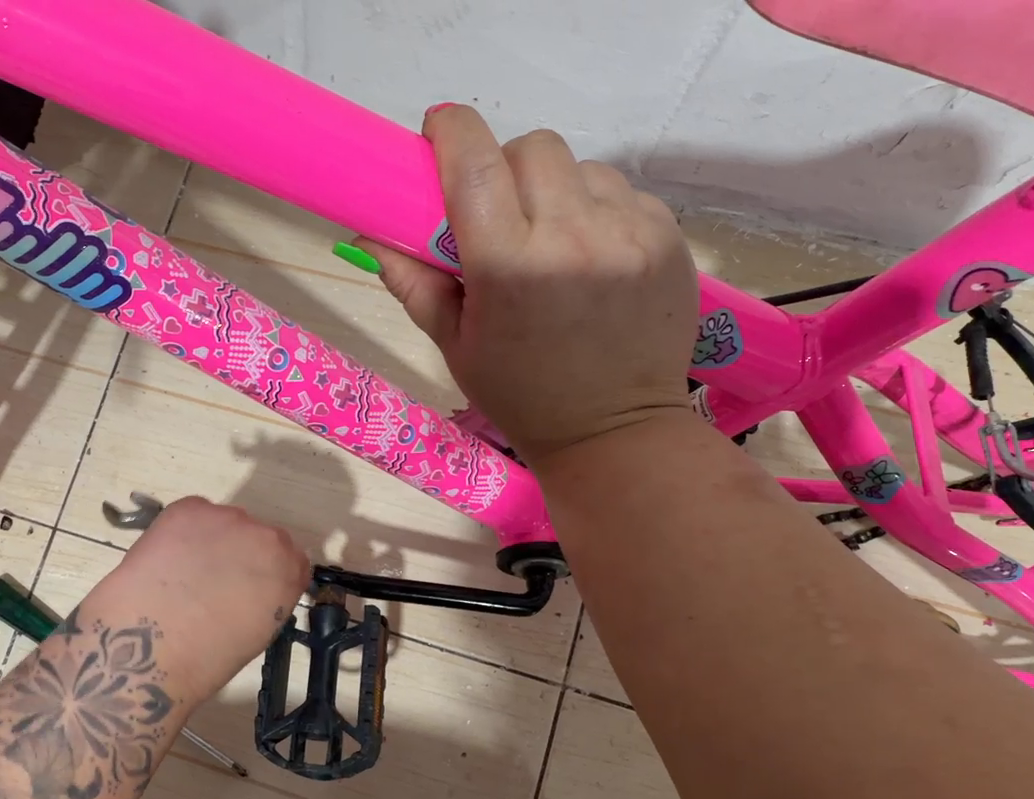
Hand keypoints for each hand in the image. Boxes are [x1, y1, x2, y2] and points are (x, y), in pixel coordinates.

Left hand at [100, 497, 308, 694]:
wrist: (154, 646)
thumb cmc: (208, 656)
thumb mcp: (258, 632)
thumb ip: (265, 599)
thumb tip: (248, 589)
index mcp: (289, 571)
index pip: (289, 558)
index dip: (265, 572)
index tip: (247, 586)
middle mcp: (266, 537)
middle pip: (256, 537)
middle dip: (238, 554)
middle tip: (210, 582)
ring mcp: (226, 518)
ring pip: (223, 524)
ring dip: (209, 542)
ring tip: (182, 574)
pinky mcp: (188, 509)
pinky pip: (191, 514)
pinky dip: (180, 532)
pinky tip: (166, 559)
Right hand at [359, 104, 700, 462]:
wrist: (613, 431)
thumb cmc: (520, 395)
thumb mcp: (455, 346)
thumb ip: (413, 282)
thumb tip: (367, 235)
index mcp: (508, 266)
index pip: (475, 162)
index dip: (452, 131)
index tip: (438, 131)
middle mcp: (571, 236)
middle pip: (531, 149)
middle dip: (505, 167)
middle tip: (499, 211)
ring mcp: (629, 232)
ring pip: (581, 167)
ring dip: (555, 190)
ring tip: (552, 242)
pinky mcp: (667, 237)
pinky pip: (622, 192)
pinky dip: (597, 210)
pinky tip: (592, 257)